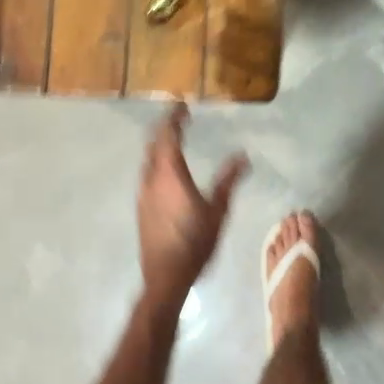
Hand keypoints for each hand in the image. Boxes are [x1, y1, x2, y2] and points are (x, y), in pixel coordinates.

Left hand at [137, 103, 247, 304]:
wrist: (165, 278)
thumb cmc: (195, 243)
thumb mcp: (218, 211)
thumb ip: (229, 181)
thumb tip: (243, 156)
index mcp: (170, 175)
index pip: (168, 136)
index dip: (174, 118)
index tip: (182, 105)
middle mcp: (152, 179)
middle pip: (153, 144)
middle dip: (164, 128)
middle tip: (178, 119)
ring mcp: (143, 194)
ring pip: (148, 160)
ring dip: (158, 146)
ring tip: (173, 140)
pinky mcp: (141, 208)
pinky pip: (147, 174)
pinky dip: (156, 162)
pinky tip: (166, 172)